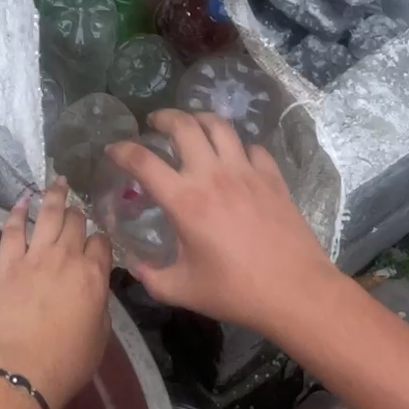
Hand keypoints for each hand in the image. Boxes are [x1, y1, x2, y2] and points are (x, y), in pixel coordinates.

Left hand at [0, 180, 113, 408]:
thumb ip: (100, 303)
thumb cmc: (68, 362)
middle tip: (76, 209)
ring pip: (48, 213)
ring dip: (54, 194)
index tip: (97, 240)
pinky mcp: (8, 262)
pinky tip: (22, 199)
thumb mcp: (100, 335)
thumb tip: (95, 289)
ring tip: (57, 180)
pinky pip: (13, 229)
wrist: (23, 371)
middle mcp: (67, 256)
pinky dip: (17, 210)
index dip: (100, 239)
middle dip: (78, 213)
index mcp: (94, 274)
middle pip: (76, 221)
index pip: (102, 242)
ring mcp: (36, 255)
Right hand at [103, 109, 341, 334]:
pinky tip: (236, 157)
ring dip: (200, 119)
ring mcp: (245, 171)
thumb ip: (152, 277)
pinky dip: (239, 146)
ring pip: (219, 126)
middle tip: (154, 122)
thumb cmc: (236, 292)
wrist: (295, 291)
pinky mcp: (271, 177)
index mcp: (185, 200)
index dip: (122, 150)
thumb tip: (135, 266)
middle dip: (163, 117)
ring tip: (192, 125)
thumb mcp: (184, 290)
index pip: (143, 161)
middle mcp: (212, 175)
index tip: (113, 149)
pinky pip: (253, 148)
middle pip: (183, 125)